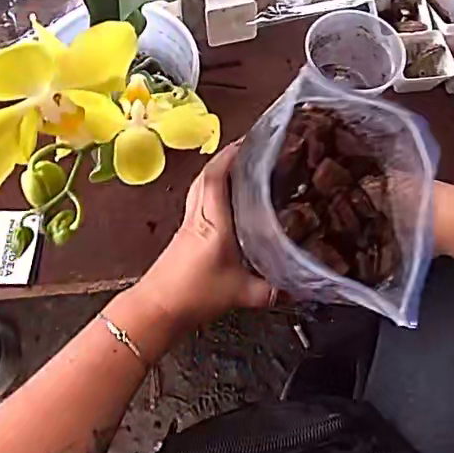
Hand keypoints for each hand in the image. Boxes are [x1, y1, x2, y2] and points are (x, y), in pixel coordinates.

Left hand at [131, 142, 275, 334]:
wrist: (155, 311)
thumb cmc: (192, 297)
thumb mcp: (241, 294)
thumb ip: (272, 289)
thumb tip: (298, 287)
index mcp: (212, 221)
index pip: (216, 177)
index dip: (230, 155)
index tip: (248, 142)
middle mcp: (198, 216)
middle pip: (207, 175)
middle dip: (226, 157)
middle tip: (248, 149)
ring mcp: (188, 223)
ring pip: (200, 186)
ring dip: (217, 171)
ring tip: (239, 167)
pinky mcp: (184, 234)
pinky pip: (198, 200)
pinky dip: (212, 189)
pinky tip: (226, 199)